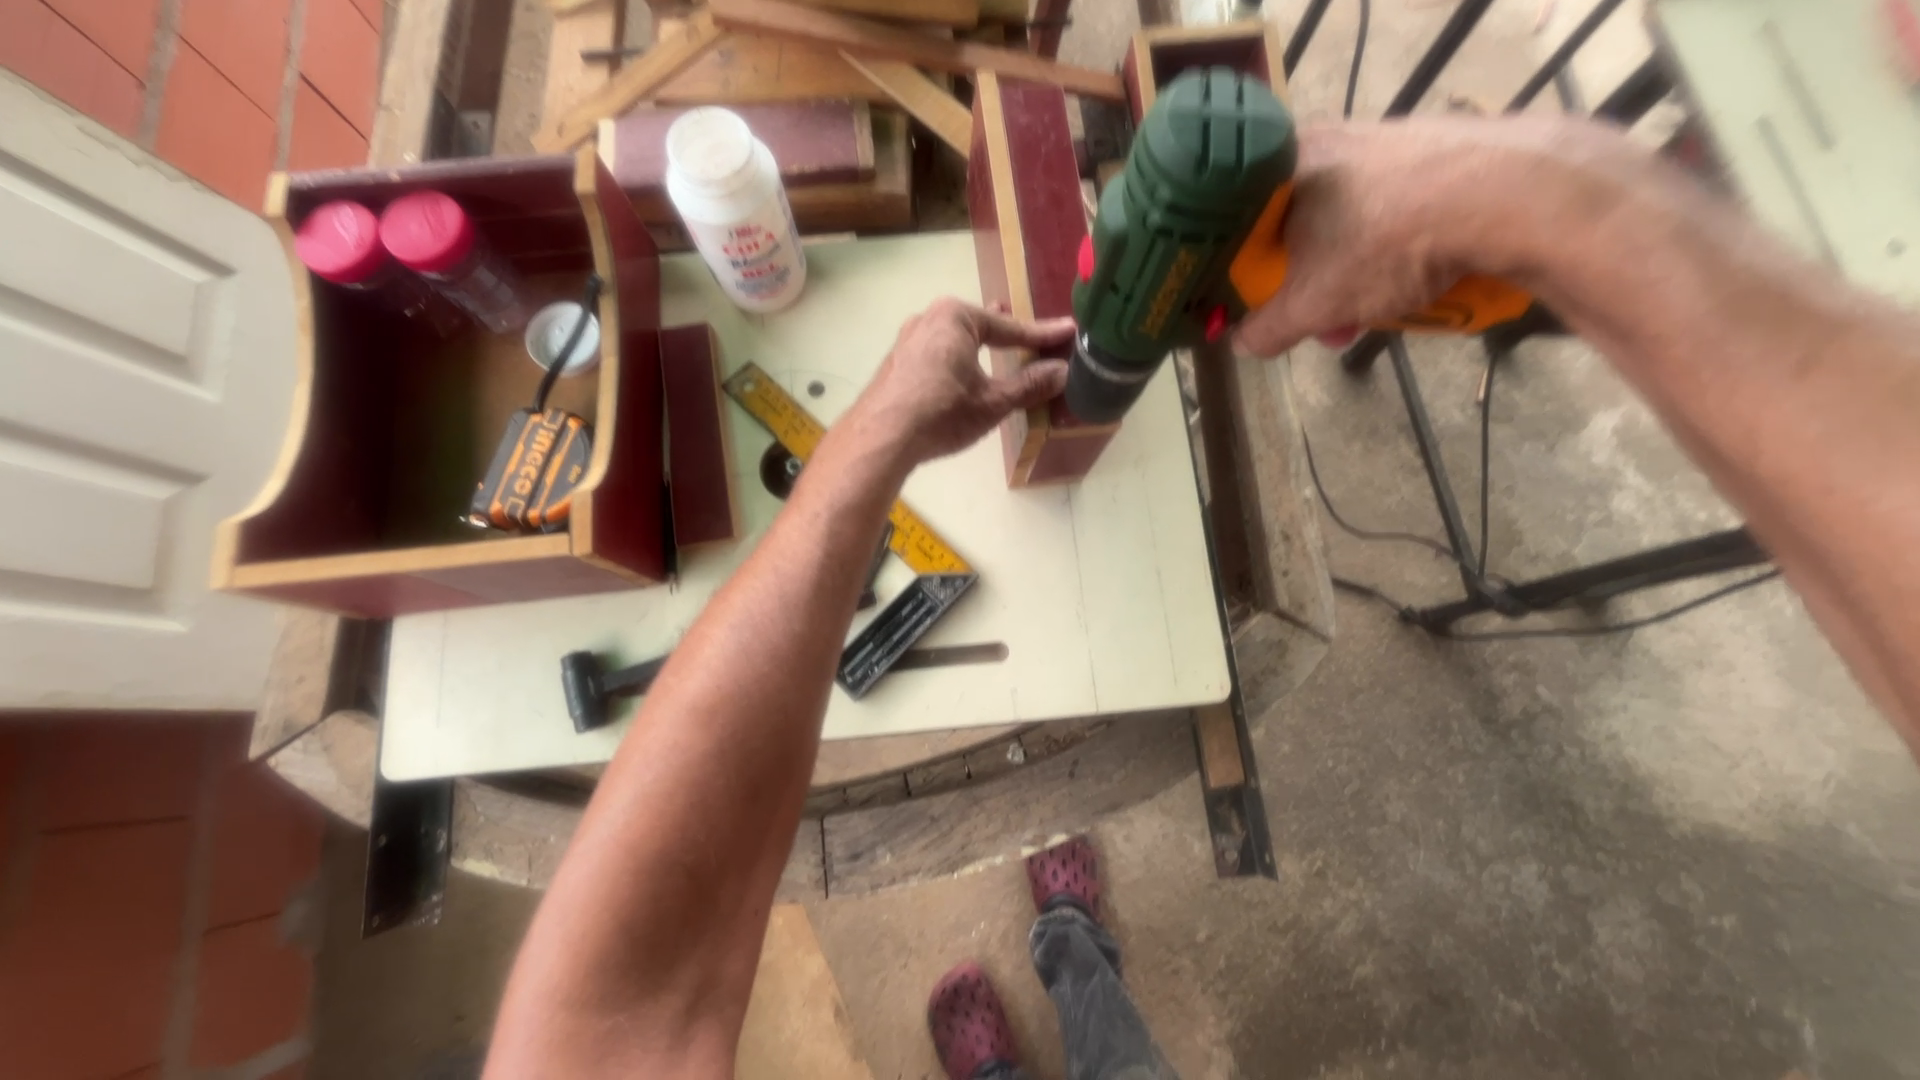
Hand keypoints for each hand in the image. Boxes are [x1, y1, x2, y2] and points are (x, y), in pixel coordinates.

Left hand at [853, 298, 1074, 463]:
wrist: (882, 436)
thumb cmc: (942, 412)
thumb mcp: (992, 401)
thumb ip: (1028, 385)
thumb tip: (1062, 372)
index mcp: (956, 317)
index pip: (1009, 328)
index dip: (1041, 334)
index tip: (1068, 332)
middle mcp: (928, 318)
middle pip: (977, 326)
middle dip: (1003, 332)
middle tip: (1027, 333)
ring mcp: (907, 340)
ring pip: (953, 338)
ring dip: (975, 344)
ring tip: (993, 344)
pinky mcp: (895, 363)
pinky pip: (936, 354)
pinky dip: (955, 360)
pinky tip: (958, 371)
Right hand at [1232, 117, 1645, 356]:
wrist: (1509, 195)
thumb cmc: (1384, 242)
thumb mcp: (1313, 303)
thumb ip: (1268, 328)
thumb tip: (1241, 344)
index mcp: (1282, 164)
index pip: (1240, 222)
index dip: (1243, 271)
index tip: (1257, 304)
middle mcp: (1329, 141)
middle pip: (1296, 228)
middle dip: (1308, 287)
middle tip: (1326, 326)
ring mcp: (1386, 141)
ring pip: (1347, 224)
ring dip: (1351, 277)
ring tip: (1374, 315)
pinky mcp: (1437, 150)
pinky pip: (1392, 210)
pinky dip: (1392, 250)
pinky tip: (1414, 279)